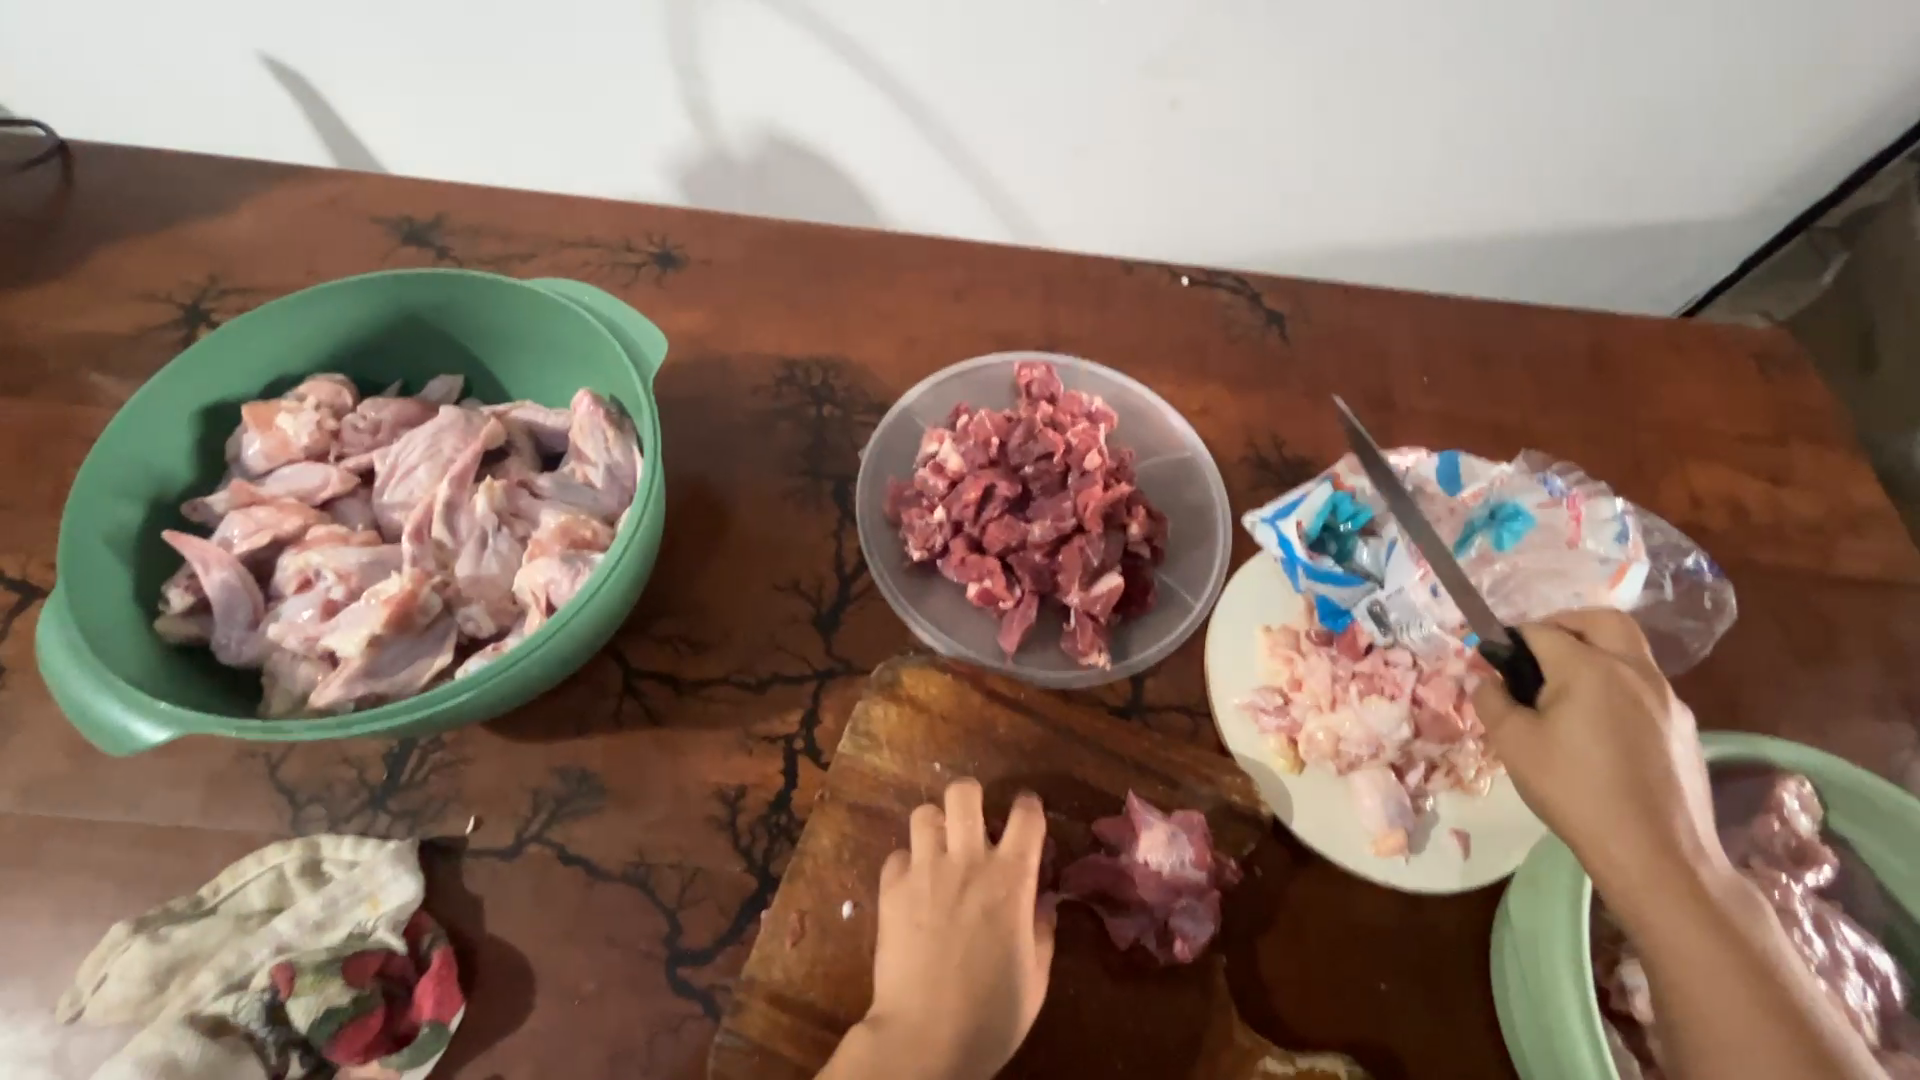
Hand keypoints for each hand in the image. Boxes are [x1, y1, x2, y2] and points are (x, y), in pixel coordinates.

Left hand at [850, 779, 1056, 1079]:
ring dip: (935, 827)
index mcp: (1011, 878)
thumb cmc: (992, 1015)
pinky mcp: (891, 889)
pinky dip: (906, 865)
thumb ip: (1042, 931)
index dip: (1028, 807)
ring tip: (940, 851)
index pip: (1026, 814)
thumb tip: (1042, 903)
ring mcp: (925, 871)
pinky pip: (897, 856)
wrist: (926, 1037)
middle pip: (964, 792)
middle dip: (971, 798)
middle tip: (973, 823)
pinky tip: (913, 888)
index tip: (1026, 815)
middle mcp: (968, 861)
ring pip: (924, 814)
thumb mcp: (1036, 978)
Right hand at [1470, 609, 1726, 915]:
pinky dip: (1616, 686)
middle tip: (1536, 650)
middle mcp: (1635, 671)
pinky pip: (1644, 687)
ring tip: (1562, 693)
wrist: (1655, 852)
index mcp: (1589, 668)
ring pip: (1629, 652)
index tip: (1491, 658)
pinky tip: (1597, 728)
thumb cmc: (1572, 789)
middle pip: (1602, 621)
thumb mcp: (1512, 743)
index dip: (1510, 638)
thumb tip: (1489, 680)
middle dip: (1564, 624)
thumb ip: (1492, 700)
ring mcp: (1667, 699)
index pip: (1541, 631)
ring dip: (1594, 654)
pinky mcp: (1684, 727)